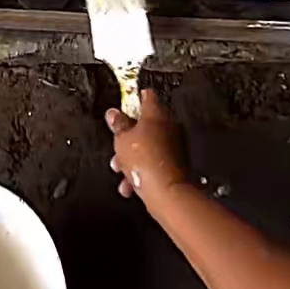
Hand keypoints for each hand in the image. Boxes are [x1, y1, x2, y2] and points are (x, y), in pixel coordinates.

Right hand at [107, 88, 190, 202]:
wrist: (166, 192)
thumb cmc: (141, 158)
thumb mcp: (121, 138)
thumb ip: (117, 124)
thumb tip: (113, 112)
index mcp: (156, 115)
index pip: (148, 96)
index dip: (136, 96)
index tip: (128, 99)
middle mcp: (168, 127)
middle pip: (145, 124)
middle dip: (128, 135)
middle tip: (116, 144)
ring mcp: (173, 147)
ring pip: (147, 145)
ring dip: (131, 156)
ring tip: (118, 169)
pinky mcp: (175, 166)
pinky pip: (153, 162)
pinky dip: (141, 171)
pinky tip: (128, 185)